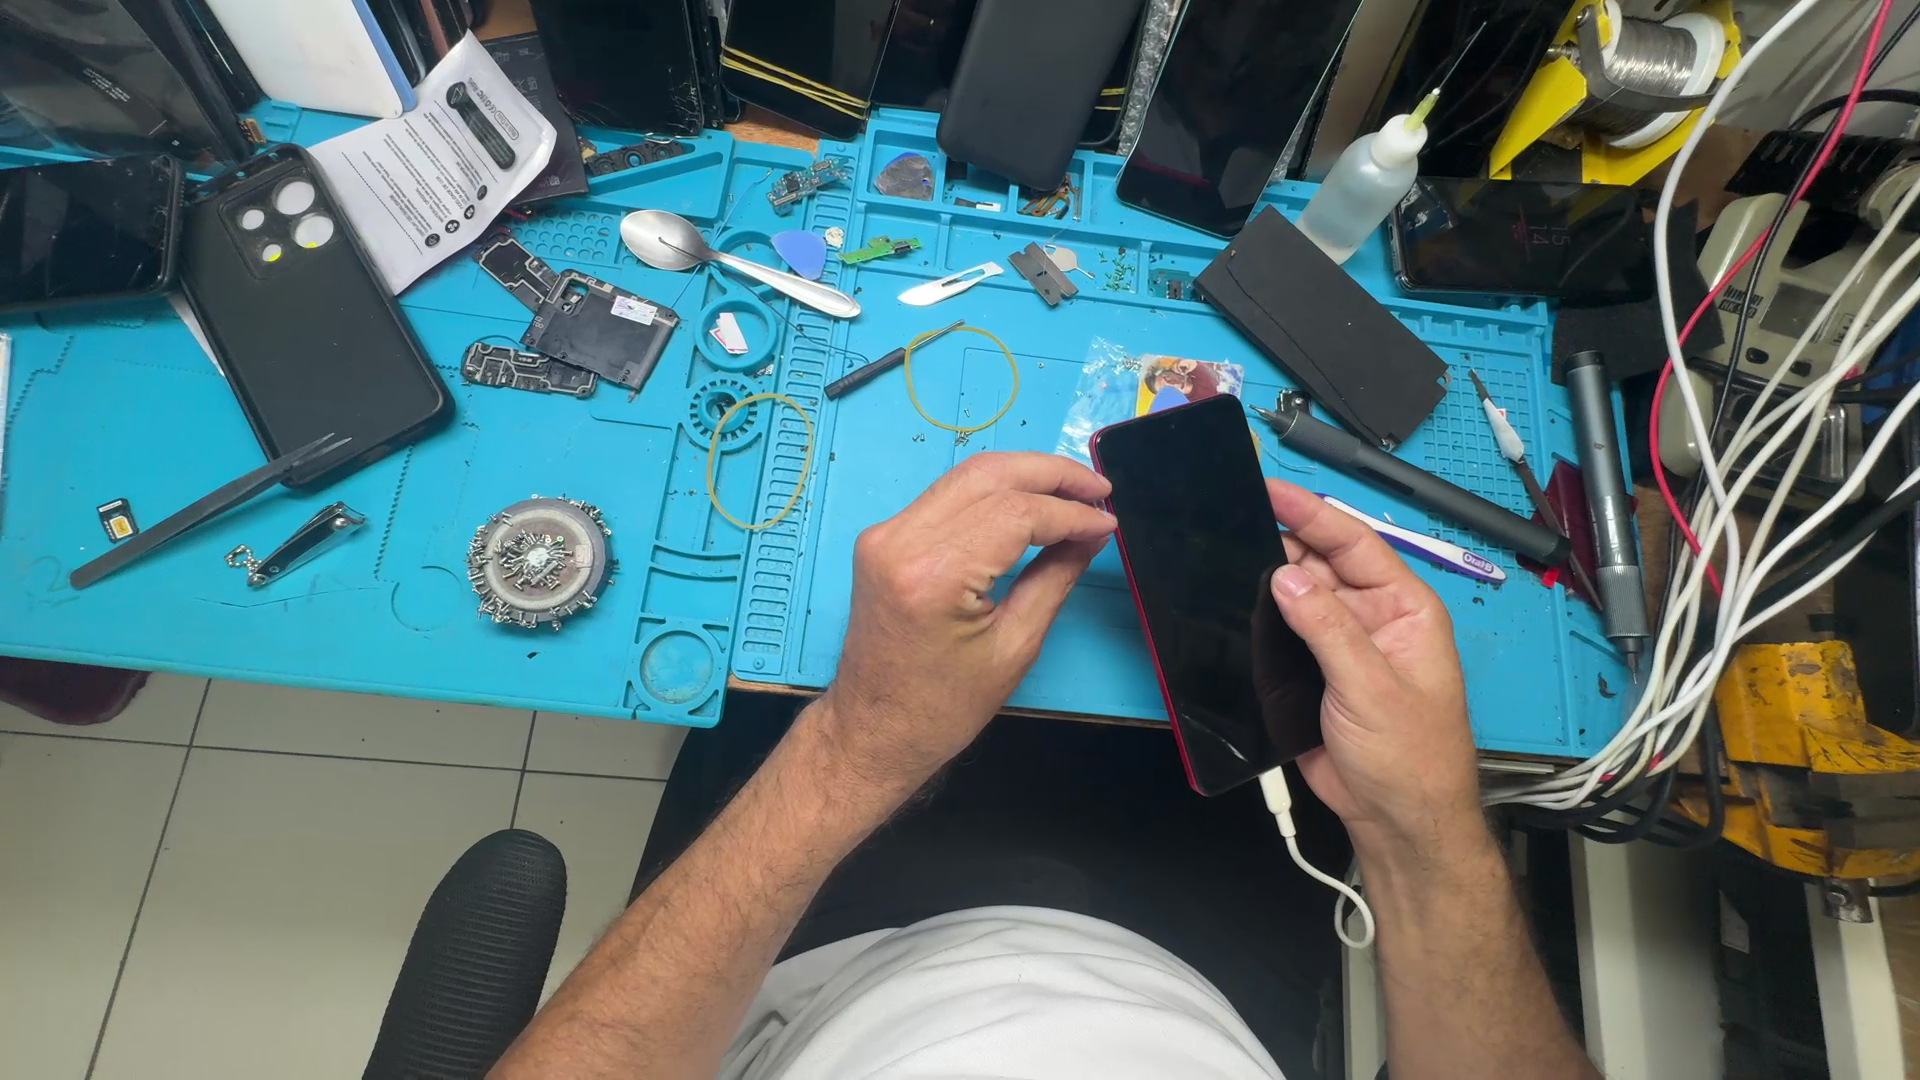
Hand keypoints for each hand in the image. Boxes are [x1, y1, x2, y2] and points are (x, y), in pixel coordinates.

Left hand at [820, 454, 1114, 789]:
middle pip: (989, 474)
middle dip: (1051, 473)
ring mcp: (885, 533)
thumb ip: (1057, 576)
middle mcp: (901, 539)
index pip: (1015, 513)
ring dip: (1025, 475)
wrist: (872, 730)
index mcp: (933, 573)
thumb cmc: (945, 707)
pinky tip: (1030, 501)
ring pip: (967, 476)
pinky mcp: (883, 537)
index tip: (1109, 519)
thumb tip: (1094, 530)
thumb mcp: (1015, 646)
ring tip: (1075, 490)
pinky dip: (994, 491)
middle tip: (1100, 488)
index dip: (1070, 512)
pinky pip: (948, 496)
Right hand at [1264, 480, 1482, 859]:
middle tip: (1230, 517)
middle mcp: (1368, 615)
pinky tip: (1228, 599)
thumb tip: (1284, 574)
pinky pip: (1278, 628)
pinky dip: (1254, 612)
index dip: (1313, 513)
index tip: (1270, 490)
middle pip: (1319, 562)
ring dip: (1262, 575)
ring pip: (1293, 593)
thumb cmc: (1409, 754)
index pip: (1354, 544)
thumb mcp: (1372, 687)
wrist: (1393, 817)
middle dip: (1279, 538)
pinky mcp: (1307, 666)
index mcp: (1401, 608)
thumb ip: (1328, 629)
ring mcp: (1335, 641)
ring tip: (1220, 550)